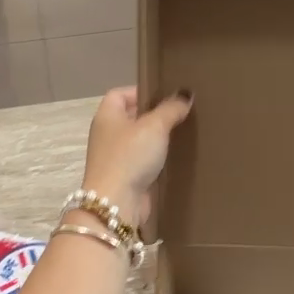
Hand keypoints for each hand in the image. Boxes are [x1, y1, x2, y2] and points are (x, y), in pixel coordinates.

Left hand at [81, 87, 192, 226]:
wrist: (116, 203)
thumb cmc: (130, 157)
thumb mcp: (154, 126)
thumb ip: (171, 109)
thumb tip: (186, 95)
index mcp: (107, 116)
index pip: (120, 94)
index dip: (141, 91)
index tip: (166, 95)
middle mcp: (107, 134)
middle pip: (131, 117)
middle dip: (154, 115)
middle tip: (180, 113)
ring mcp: (115, 158)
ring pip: (139, 141)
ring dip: (157, 139)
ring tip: (183, 133)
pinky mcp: (125, 178)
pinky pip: (143, 162)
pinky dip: (157, 159)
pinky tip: (176, 158)